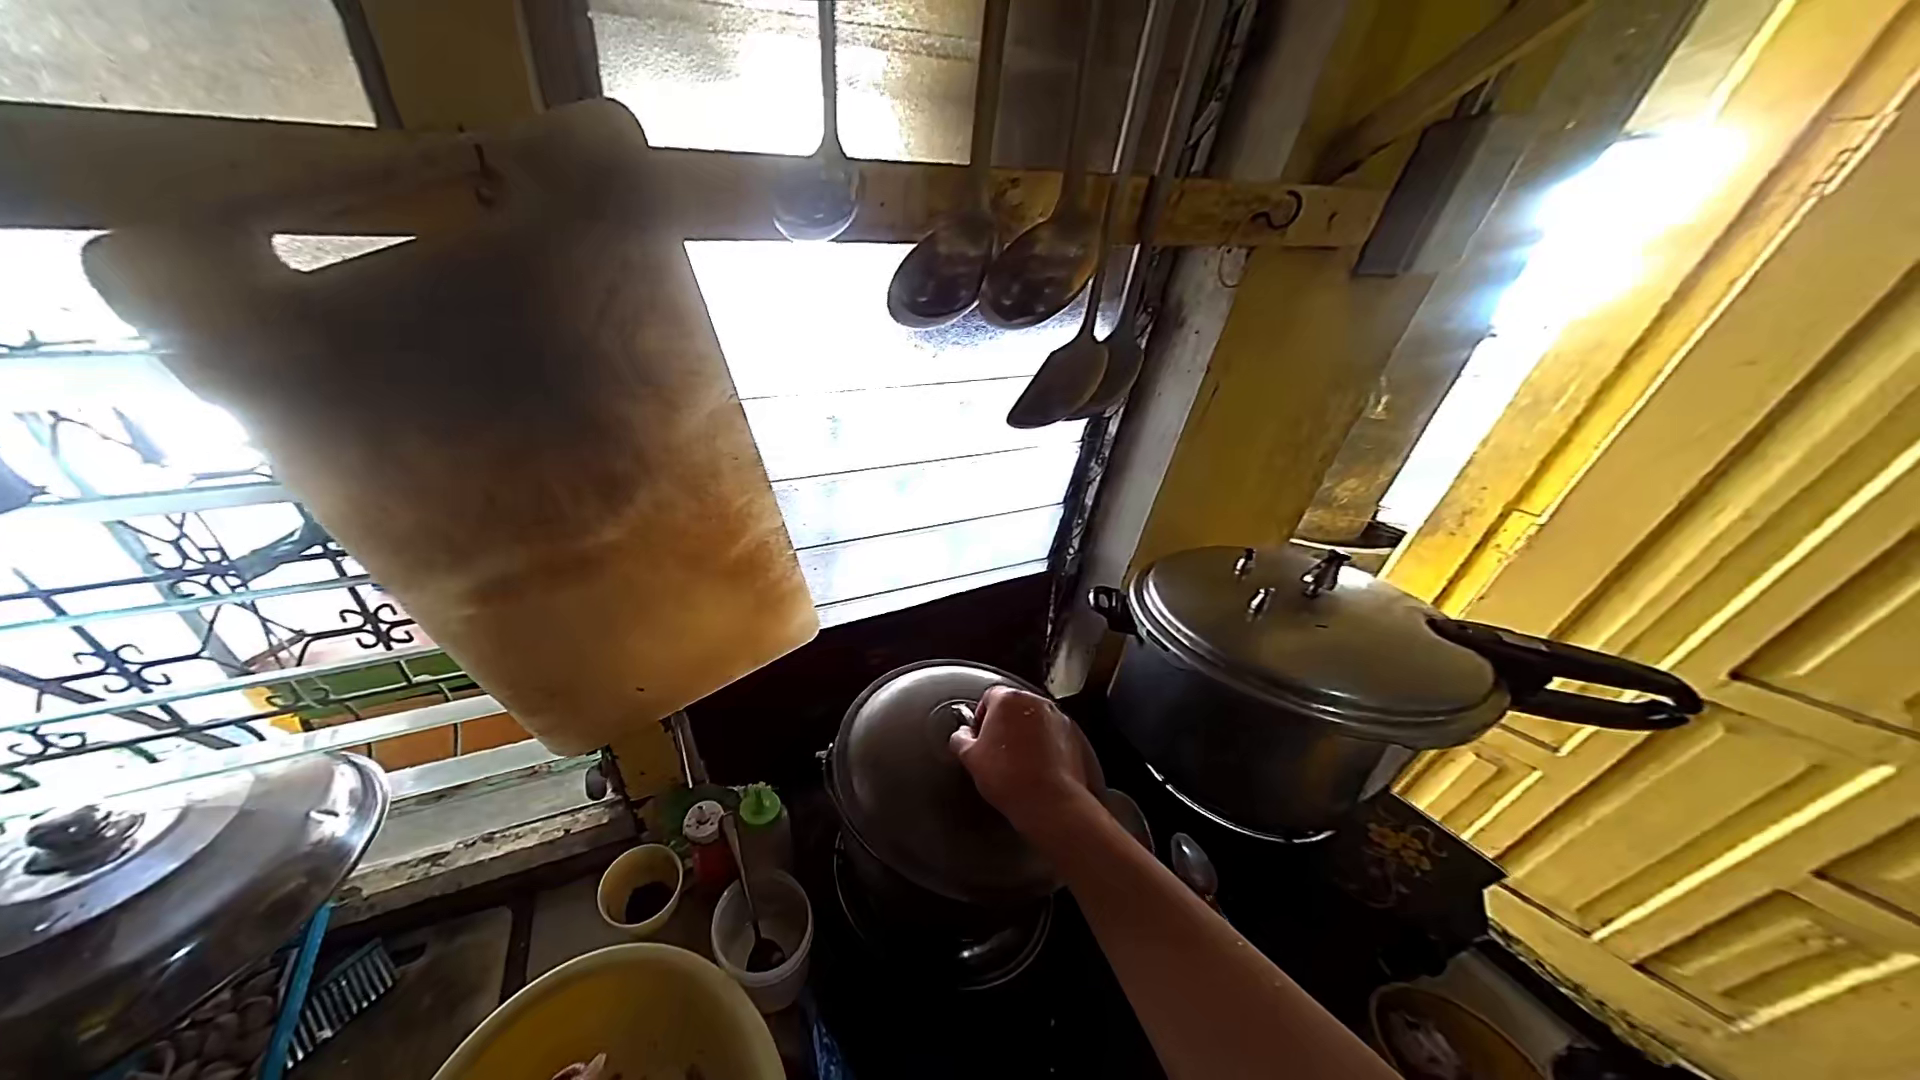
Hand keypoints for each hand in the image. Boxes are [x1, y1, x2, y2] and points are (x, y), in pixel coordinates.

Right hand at [949, 686, 1101, 840]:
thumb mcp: (970, 758)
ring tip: (1015, 760)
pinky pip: (1052, 734)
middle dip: (1004, 723)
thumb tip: (961, 735)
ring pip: (1034, 719)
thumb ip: (961, 738)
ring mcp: (1057, 718)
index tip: (978, 734)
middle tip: (994, 748)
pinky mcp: (1073, 736)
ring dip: (1025, 732)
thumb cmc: (1008, 777)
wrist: (1049, 802)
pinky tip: (1034, 766)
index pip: (989, 696)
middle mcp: (1035, 702)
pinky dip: (1044, 744)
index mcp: (1008, 699)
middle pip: (1014, 705)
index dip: (981, 716)